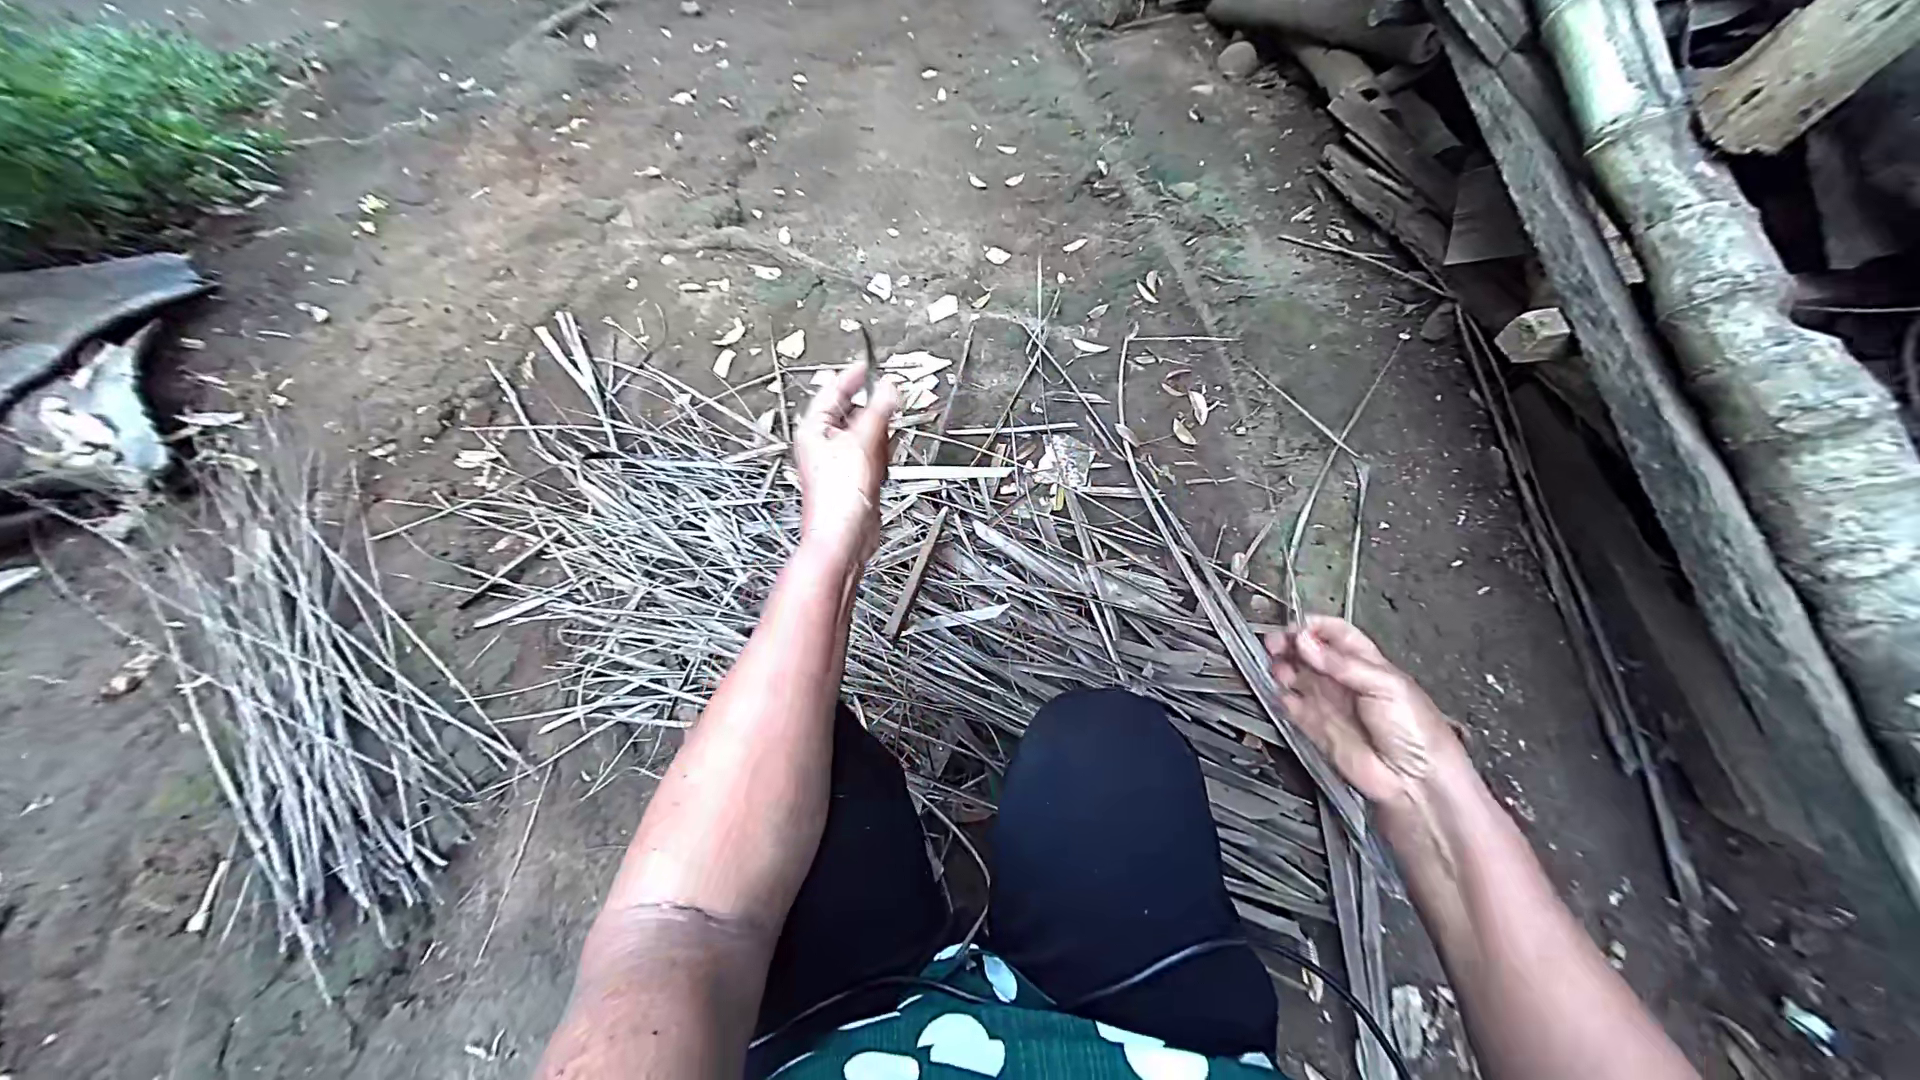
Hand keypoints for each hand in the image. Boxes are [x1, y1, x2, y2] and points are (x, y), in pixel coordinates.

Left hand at [794, 362, 897, 562]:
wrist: (844, 535)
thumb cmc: (836, 497)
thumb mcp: (861, 443)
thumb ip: (878, 411)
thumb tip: (889, 387)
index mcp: (813, 429)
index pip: (832, 391)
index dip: (852, 377)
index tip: (868, 365)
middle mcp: (824, 443)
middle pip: (853, 413)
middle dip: (873, 414)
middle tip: (888, 406)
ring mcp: (840, 461)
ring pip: (867, 435)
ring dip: (879, 439)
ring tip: (879, 452)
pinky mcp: (855, 476)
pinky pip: (873, 455)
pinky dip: (880, 458)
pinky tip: (879, 469)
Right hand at [1265, 616, 1463, 808]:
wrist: (1416, 781)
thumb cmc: (1419, 733)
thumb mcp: (1386, 685)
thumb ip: (1341, 663)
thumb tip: (1305, 642)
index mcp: (1366, 664)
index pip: (1334, 634)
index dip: (1314, 627)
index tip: (1298, 628)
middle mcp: (1344, 680)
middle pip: (1308, 652)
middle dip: (1289, 644)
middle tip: (1276, 644)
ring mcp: (1328, 702)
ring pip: (1295, 674)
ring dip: (1283, 667)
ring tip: (1280, 670)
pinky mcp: (1315, 726)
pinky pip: (1290, 705)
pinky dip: (1281, 696)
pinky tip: (1283, 693)